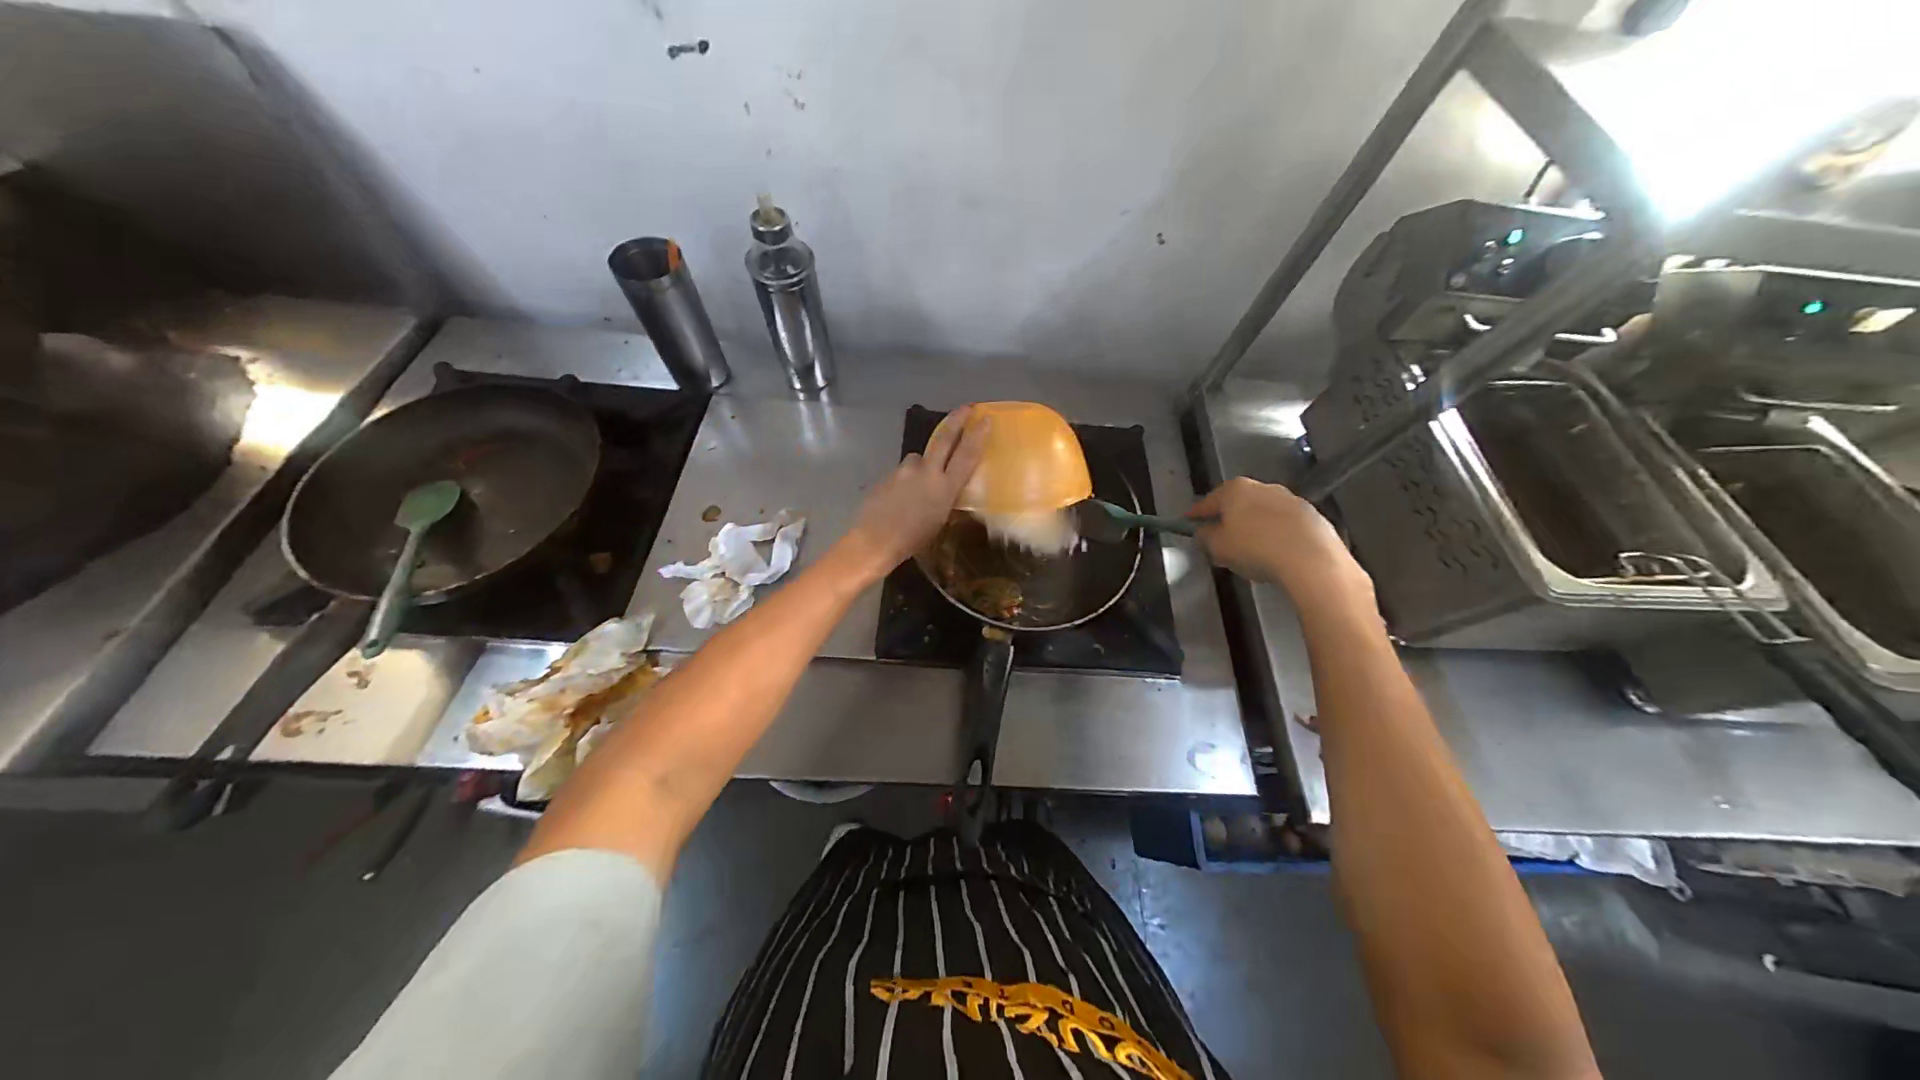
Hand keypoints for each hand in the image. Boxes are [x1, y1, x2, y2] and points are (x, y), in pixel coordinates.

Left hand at [837, 406, 990, 580]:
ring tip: (916, 489)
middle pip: (944, 438)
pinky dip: (905, 480)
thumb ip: (943, 497)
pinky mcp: (888, 474)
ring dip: (921, 466)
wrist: (875, 540)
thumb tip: (943, 487)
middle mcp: (927, 472)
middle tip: (966, 408)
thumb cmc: (913, 540)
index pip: (967, 455)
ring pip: (918, 459)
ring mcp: (905, 470)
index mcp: (945, 488)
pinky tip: (898, 498)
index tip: (985, 419)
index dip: (978, 435)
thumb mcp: (939, 521)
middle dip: (957, 420)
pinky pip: (902, 473)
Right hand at [1190, 477, 1373, 613]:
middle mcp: (1263, 486)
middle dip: (1227, 520)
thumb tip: (1204, 532)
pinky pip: (1284, 526)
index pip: (1207, 502)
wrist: (1311, 559)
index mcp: (1235, 489)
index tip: (1188, 526)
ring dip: (1253, 528)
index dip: (1195, 516)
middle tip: (1220, 542)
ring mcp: (1290, 499)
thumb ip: (1204, 537)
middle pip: (1237, 504)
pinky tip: (1275, 554)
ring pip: (1262, 513)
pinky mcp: (1312, 516)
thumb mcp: (1217, 547)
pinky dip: (1276, 535)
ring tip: (1250, 552)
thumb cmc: (1255, 549)